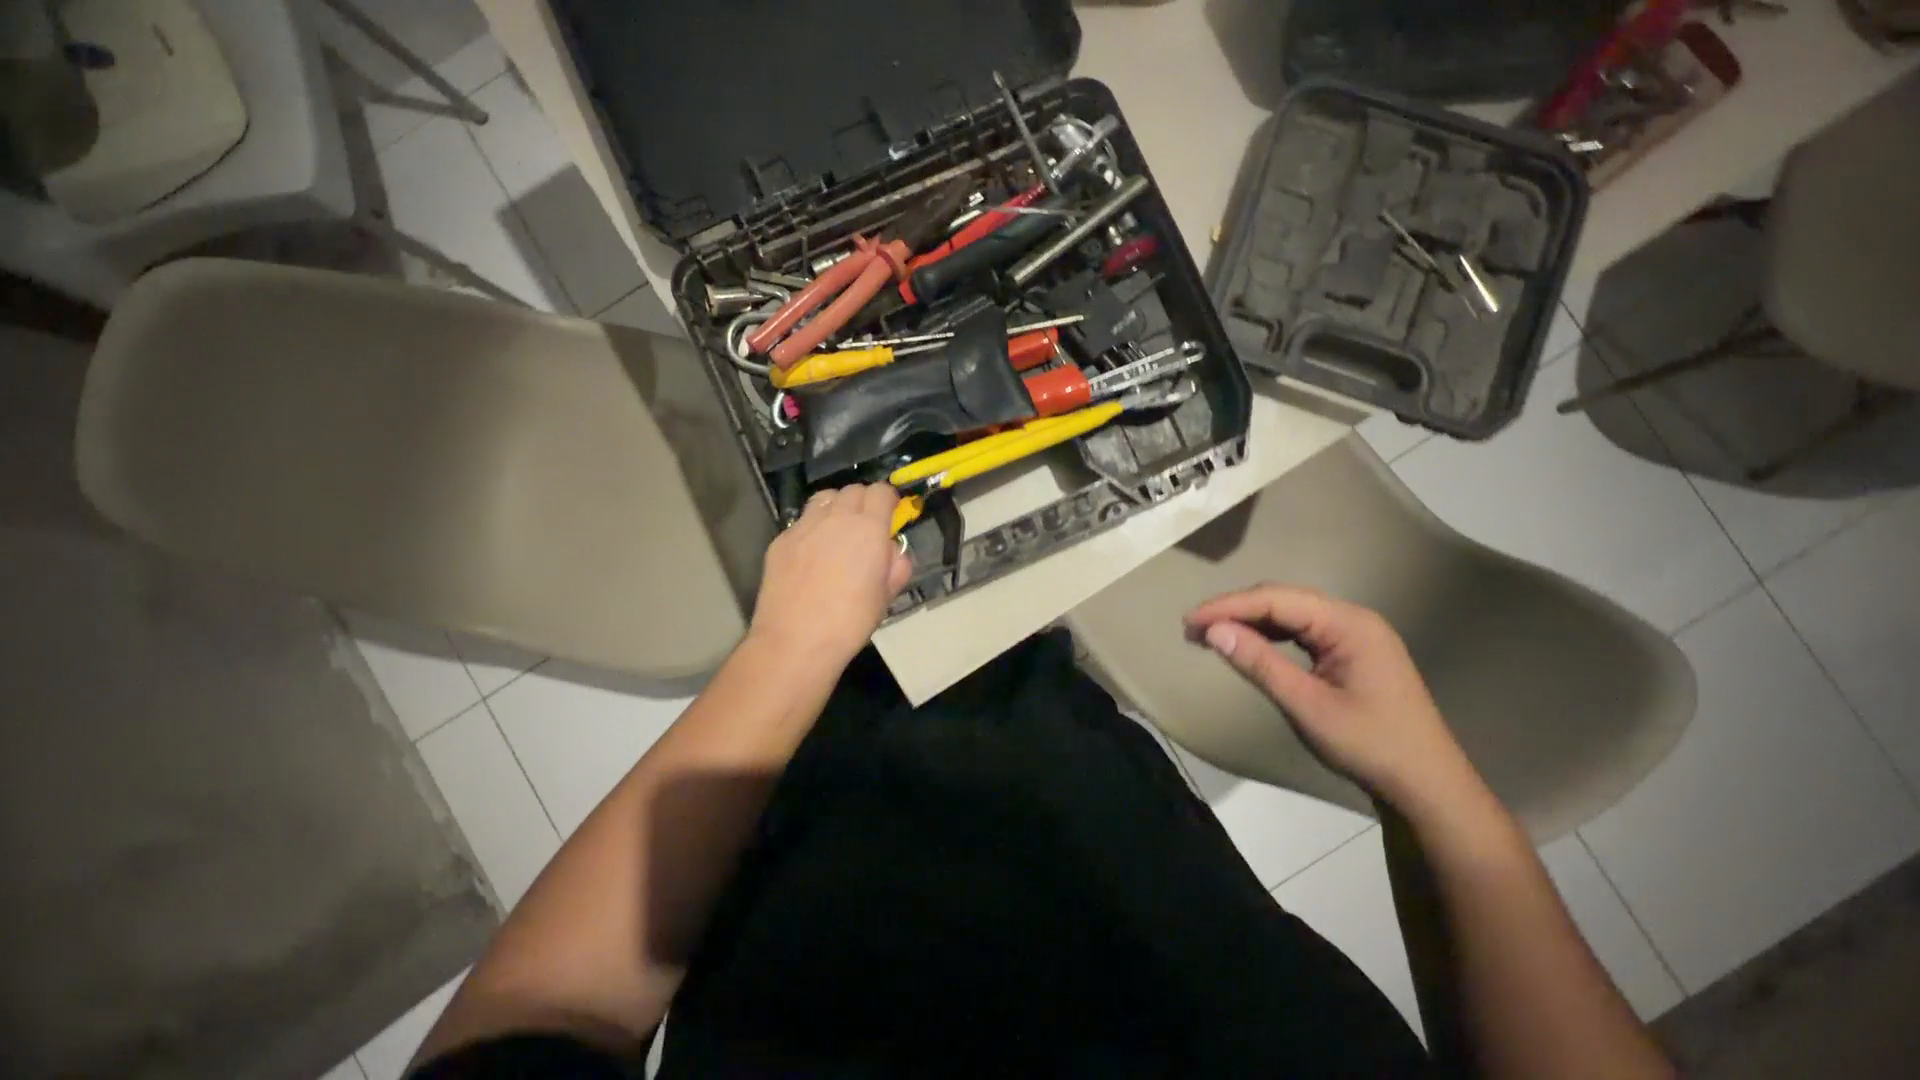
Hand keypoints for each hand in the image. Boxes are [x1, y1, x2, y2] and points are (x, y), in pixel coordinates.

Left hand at [750, 484, 912, 666]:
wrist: (796, 640)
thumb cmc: (850, 622)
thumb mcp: (886, 596)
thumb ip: (896, 566)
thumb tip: (892, 552)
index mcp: (868, 528)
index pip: (881, 491)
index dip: (888, 501)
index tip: (890, 516)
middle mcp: (835, 518)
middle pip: (852, 490)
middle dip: (863, 502)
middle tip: (865, 527)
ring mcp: (803, 527)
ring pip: (824, 498)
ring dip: (835, 507)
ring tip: (836, 532)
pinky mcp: (780, 540)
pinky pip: (801, 523)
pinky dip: (811, 529)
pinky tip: (810, 556)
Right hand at [1183, 584, 1482, 811]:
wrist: (1426, 784)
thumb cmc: (1369, 744)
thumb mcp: (1308, 706)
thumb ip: (1261, 664)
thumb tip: (1214, 631)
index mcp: (1349, 623)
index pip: (1277, 600)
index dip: (1229, 606)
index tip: (1189, 621)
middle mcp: (1354, 619)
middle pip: (1285, 600)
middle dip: (1236, 610)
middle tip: (1192, 628)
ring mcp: (1356, 636)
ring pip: (1294, 615)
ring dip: (1252, 621)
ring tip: (1210, 635)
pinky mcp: (1353, 654)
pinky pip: (1305, 633)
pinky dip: (1272, 636)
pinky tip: (1248, 645)